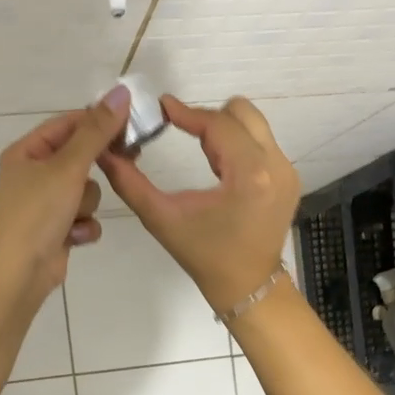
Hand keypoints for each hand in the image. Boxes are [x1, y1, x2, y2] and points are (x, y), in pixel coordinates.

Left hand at [0, 86, 129, 295]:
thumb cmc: (38, 214)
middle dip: (94, 170)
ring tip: (73, 216)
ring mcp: (45, 203)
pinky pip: (84, 216)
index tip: (129, 123)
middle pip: (80, 157)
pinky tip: (72, 237)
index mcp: (25, 152)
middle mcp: (33, 174)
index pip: (67, 124)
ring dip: (86, 204)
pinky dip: (83, 226)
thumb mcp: (68, 168)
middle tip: (126, 160)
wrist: (21, 272)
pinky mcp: (57, 228)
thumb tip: (120, 94)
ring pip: (86, 190)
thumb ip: (96, 132)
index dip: (97, 122)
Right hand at [97, 95, 299, 310]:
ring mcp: (287, 170)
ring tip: (199, 151)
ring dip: (224, 131)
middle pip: (241, 112)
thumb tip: (105, 152)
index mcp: (249, 174)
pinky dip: (238, 147)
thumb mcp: (163, 219)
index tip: (161, 108)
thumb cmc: (203, 256)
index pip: (216, 124)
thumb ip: (131, 183)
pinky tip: (219, 169)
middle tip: (181, 131)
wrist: (247, 286)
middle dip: (208, 118)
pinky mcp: (289, 178)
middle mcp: (275, 165)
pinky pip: (262, 145)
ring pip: (254, 125)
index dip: (186, 113)